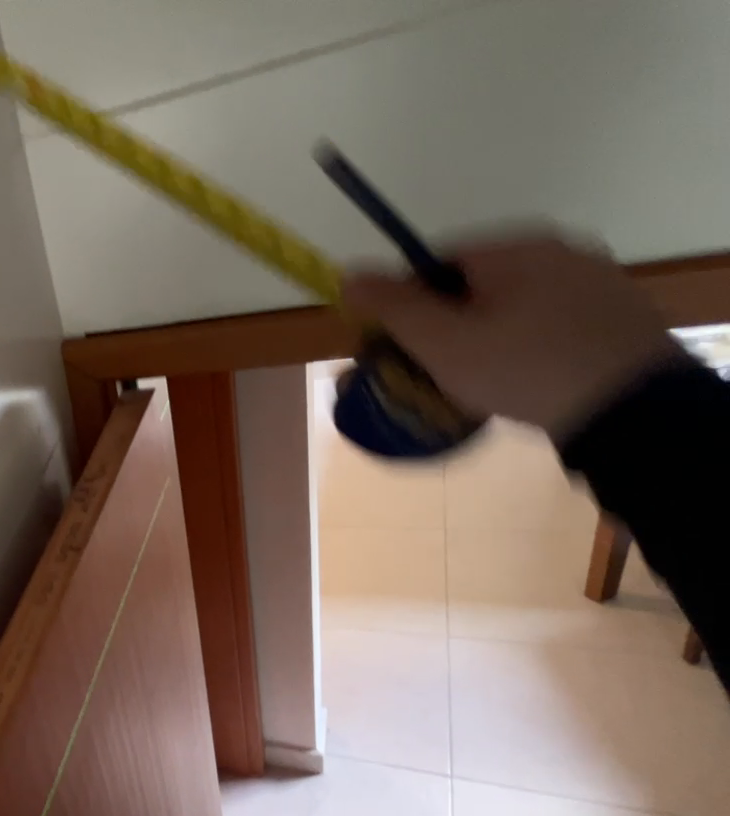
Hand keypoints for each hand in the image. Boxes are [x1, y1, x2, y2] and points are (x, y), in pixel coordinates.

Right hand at [341, 231, 688, 441]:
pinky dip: (513, 342)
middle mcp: (559, 251)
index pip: (432, 262)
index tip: (387, 342)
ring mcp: (593, 281)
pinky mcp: (612, 314)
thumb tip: (348, 273)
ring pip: (504, 303)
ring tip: (460, 377)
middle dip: (434, 322)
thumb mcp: (439, 341)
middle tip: (418, 365)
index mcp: (515, 249)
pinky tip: (507, 375)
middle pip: (468, 284)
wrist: (626, 407)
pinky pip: (541, 319)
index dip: (401, 303)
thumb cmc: (519, 367)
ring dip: (472, 334)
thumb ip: (391, 305)